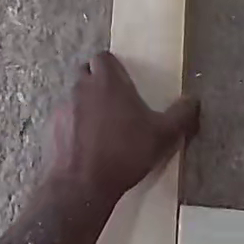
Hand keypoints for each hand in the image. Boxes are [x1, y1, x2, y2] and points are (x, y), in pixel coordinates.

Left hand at [46, 52, 199, 200]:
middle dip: (98, 80)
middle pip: (85, 72)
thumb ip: (182, 114)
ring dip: (86, 104)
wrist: (82, 186)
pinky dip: (74, 126)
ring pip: (74, 96)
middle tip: (116, 99)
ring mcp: (62, 109)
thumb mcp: (164, 135)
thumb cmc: (125, 153)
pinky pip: (64, 119)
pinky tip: (87, 145)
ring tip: (103, 126)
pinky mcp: (50, 130)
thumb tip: (193, 101)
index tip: (125, 80)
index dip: (114, 66)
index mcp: (107, 82)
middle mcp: (81, 89)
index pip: (103, 57)